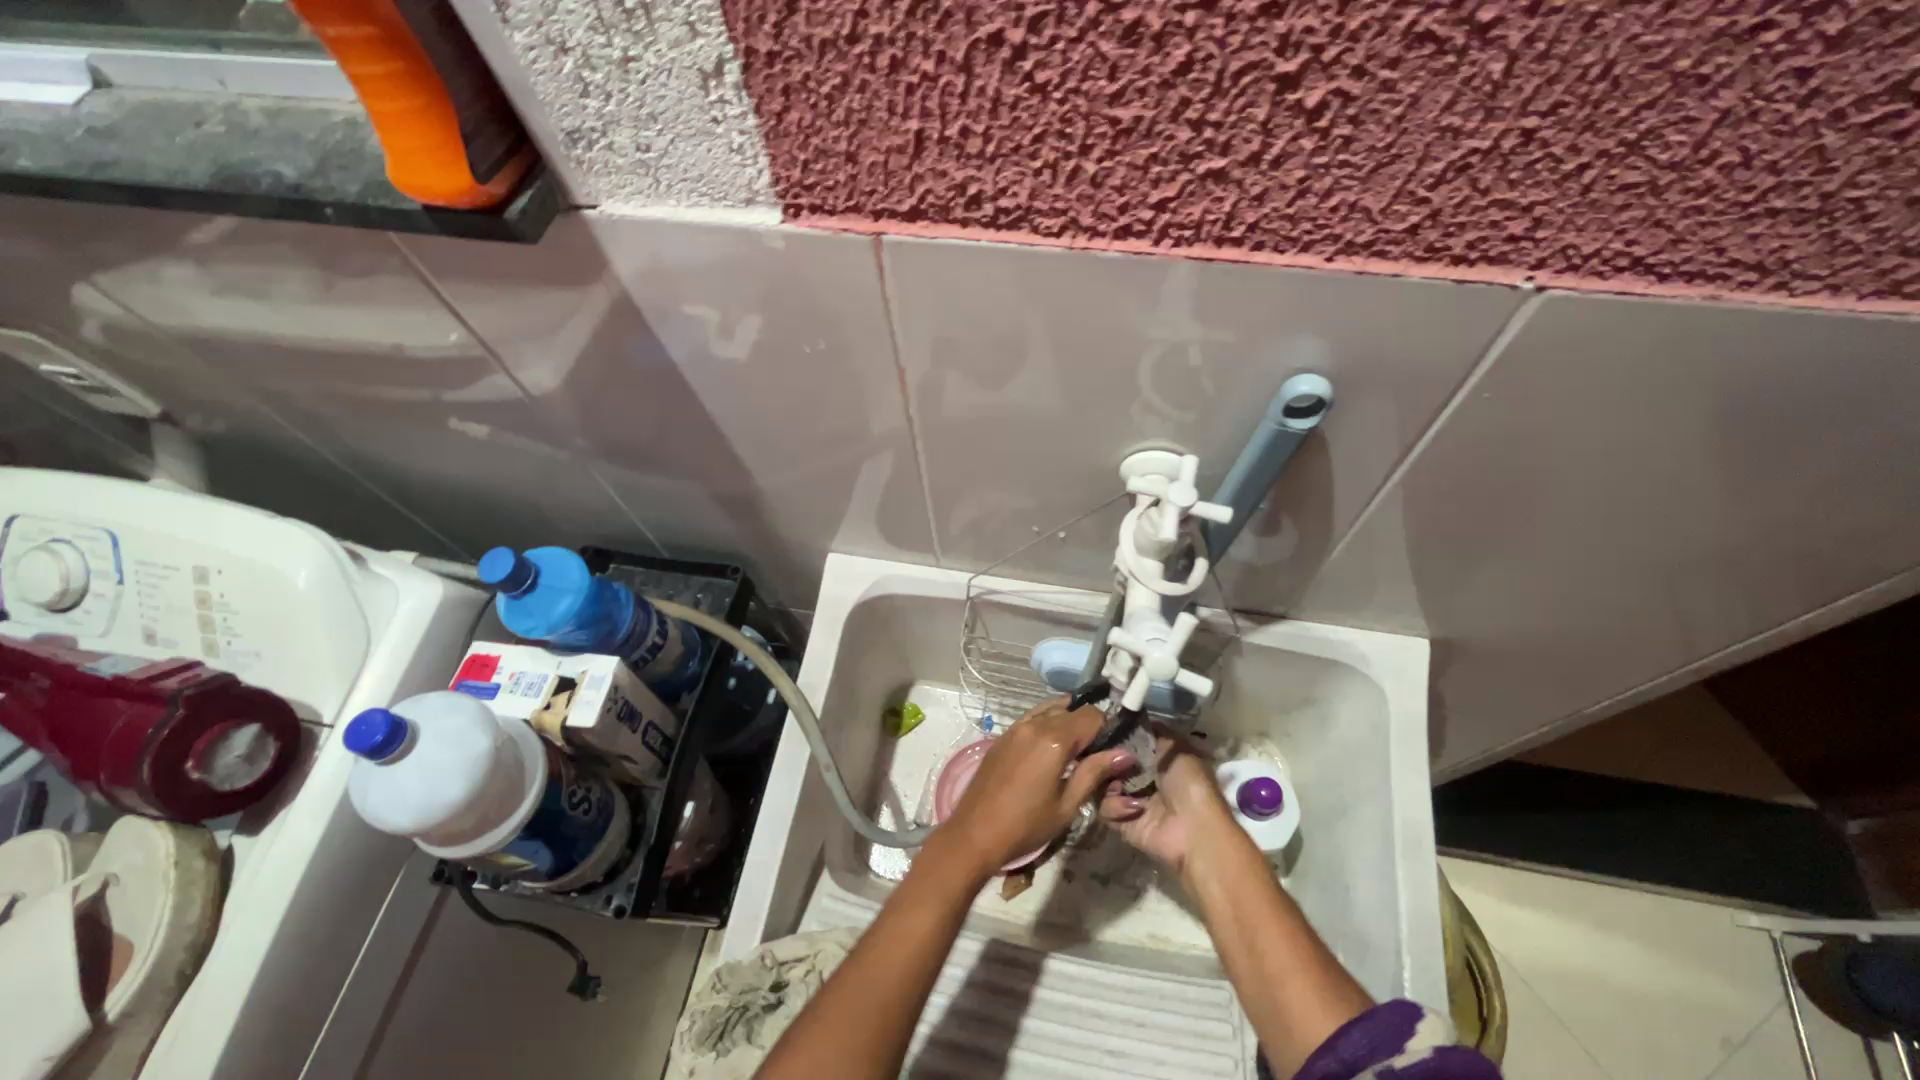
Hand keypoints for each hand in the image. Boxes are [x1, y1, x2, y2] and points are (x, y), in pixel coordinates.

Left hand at [930, 699, 1135, 878]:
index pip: (1092, 715)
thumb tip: (1125, 753)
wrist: (974, 834)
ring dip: (1064, 723)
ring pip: (1049, 710)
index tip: (1108, 752)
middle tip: (1090, 757)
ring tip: (1070, 754)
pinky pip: (1031, 719)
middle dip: (1086, 726)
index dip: (1105, 730)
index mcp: (1054, 739)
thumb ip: (1094, 773)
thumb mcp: (1067, 805)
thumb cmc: (1025, 826)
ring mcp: (1014, 728)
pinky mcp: (1001, 737)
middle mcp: (1034, 725)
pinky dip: (1045, 725)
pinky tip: (1047, 751)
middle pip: (1071, 709)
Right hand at [1099, 727, 1236, 877]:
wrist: (1193, 828)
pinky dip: (1116, 806)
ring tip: (1122, 786)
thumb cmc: (1189, 784)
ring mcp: (1129, 800)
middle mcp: (1141, 778)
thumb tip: (1133, 720)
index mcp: (1156, 760)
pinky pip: (1104, 808)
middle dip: (1105, 759)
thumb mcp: (1177, 748)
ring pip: (1101, 784)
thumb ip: (1154, 732)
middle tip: (1106, 757)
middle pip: (1108, 762)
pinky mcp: (1121, 822)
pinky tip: (1135, 808)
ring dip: (1110, 783)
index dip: (1114, 737)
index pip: (1126, 743)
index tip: (1100, 730)